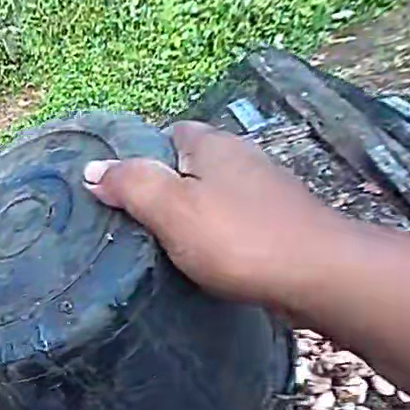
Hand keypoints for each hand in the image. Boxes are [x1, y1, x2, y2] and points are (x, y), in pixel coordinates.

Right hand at [82, 121, 337, 303]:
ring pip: (211, 194)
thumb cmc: (238, 239)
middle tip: (134, 225)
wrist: (317, 275)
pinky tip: (204, 258)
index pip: (166, 134)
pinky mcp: (276, 221)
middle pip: (188, 165)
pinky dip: (213, 233)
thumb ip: (131, 185)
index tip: (119, 193)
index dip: (139, 159)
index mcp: (212, 145)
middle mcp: (240, 157)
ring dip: (189, 214)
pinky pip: (230, 219)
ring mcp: (263, 190)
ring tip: (163, 246)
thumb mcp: (172, 209)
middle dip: (162, 188)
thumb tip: (91, 169)